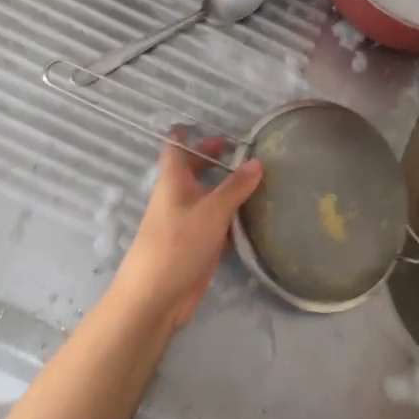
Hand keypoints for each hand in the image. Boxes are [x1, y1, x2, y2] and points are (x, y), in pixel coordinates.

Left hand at [112, 131, 263, 331]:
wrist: (156, 297)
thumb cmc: (177, 244)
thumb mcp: (211, 211)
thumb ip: (235, 187)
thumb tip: (257, 161)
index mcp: (173, 181)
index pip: (175, 147)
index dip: (186, 133)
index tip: (205, 121)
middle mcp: (178, 197)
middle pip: (194, 170)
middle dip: (214, 159)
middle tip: (243, 150)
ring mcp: (187, 222)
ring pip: (209, 198)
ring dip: (229, 189)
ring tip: (262, 179)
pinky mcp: (198, 245)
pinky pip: (217, 223)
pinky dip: (233, 217)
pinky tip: (257, 216)